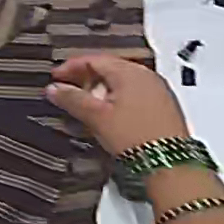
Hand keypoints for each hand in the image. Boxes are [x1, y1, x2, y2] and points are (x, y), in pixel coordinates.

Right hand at [46, 55, 188, 155]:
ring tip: (86, 106)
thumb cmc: (136, 137)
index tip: (56, 77)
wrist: (169, 163)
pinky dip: (116, 99)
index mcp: (130, 71)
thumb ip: (72, 99)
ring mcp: (157, 90)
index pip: (94, 59)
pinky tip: (109, 115)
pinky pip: (134, 94)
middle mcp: (147, 76)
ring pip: (122, 82)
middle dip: (85, 79)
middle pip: (109, 68)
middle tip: (68, 90)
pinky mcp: (163, 106)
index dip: (71, 67)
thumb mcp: (96, 116)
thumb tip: (54, 89)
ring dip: (100, 90)